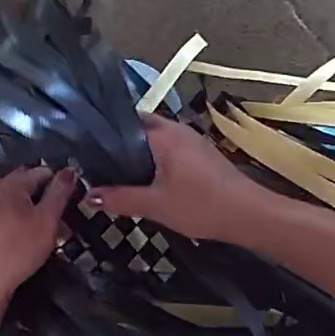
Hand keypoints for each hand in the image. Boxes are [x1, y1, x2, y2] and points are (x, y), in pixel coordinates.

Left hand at [0, 164, 79, 299]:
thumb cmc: (19, 247)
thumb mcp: (47, 219)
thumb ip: (60, 192)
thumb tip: (70, 170)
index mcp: (12, 182)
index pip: (44, 171)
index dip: (62, 183)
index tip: (75, 201)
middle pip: (30, 183)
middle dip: (49, 196)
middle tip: (66, 216)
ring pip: (21, 200)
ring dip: (38, 210)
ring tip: (53, 230)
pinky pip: (10, 213)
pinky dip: (24, 219)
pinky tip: (32, 237)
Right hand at [89, 115, 273, 242]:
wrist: (249, 214)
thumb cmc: (201, 205)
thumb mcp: (155, 205)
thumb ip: (119, 198)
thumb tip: (89, 195)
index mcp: (163, 135)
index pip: (124, 121)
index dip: (103, 134)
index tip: (85, 149)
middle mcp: (177, 130)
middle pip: (139, 127)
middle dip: (119, 142)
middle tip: (98, 163)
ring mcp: (191, 140)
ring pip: (155, 138)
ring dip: (137, 150)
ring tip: (117, 172)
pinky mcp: (200, 153)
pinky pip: (168, 147)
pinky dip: (153, 157)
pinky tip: (146, 178)